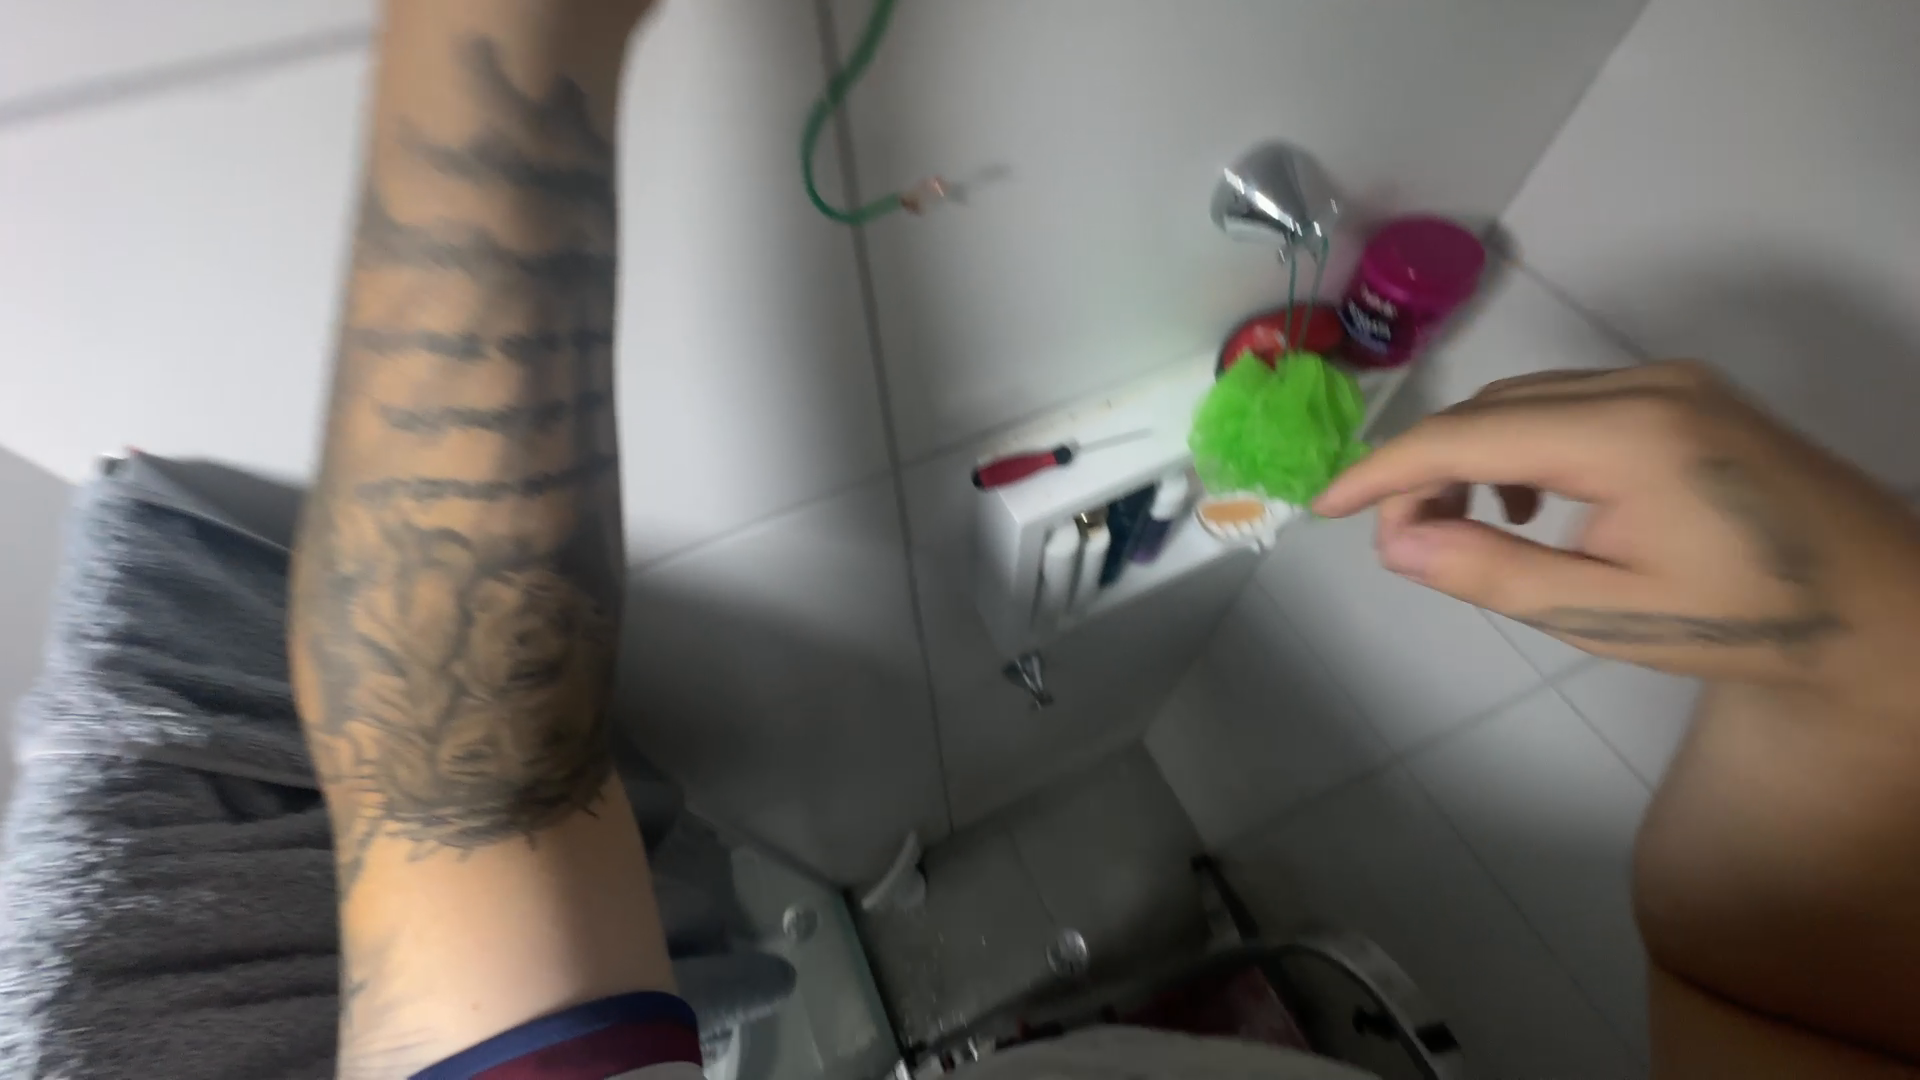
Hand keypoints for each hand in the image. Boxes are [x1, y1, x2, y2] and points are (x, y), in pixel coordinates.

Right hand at [1313, 362, 1919, 709]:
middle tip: (1400, 541)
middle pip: (1479, 415)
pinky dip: (1505, 449)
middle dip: (1417, 472)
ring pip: (1509, 405)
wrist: (1896, 610)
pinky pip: (1551, 406)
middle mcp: (1640, 386)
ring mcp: (1661, 382)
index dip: (1380, 472)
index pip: (1461, 438)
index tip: (1323, 507)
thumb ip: (1488, 572)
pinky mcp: (1672, 394)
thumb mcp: (1604, 613)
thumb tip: (1394, 542)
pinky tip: (1518, 500)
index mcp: (1627, 436)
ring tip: (1449, 523)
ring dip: (1457, 459)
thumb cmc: (1749, 620)